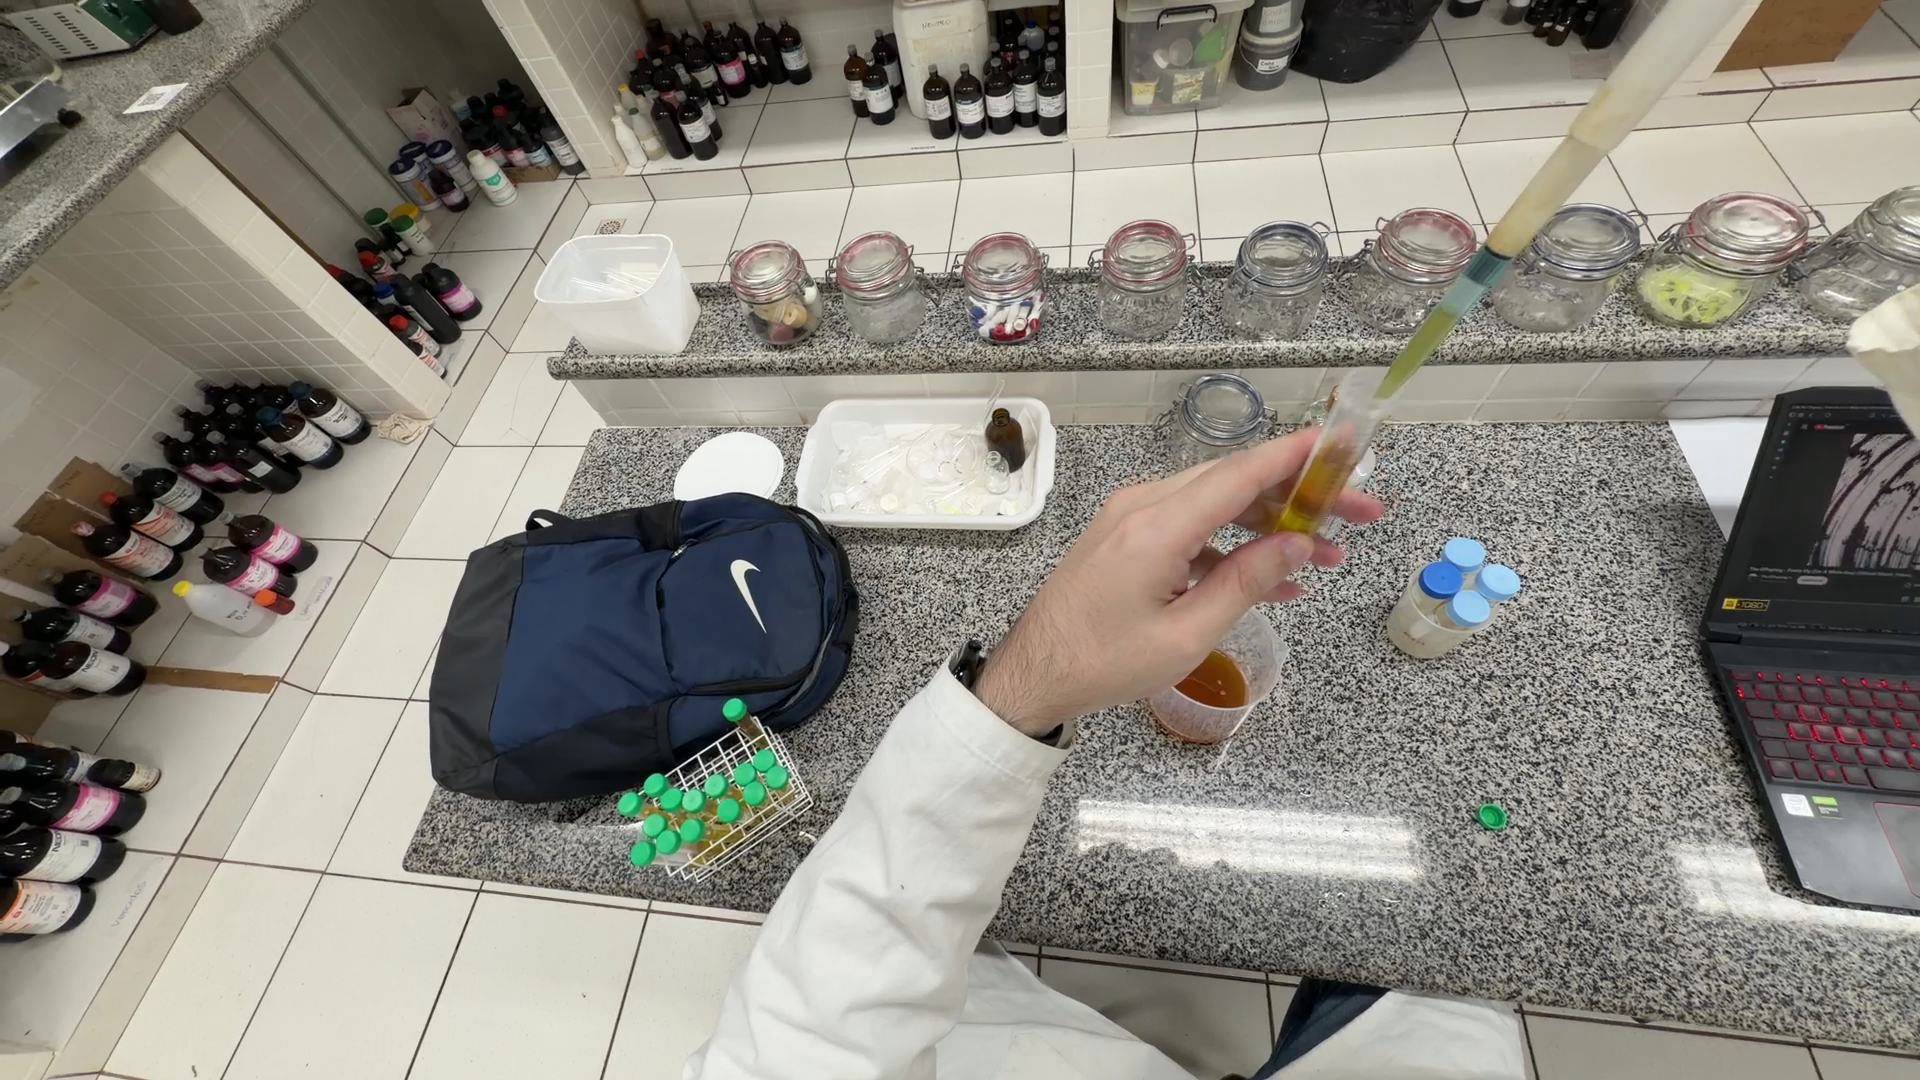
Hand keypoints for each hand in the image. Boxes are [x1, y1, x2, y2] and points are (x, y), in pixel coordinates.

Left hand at [972, 429, 1384, 736]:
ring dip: (1269, 526)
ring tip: (1327, 555)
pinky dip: (1229, 548)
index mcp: (1155, 526)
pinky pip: (1188, 531)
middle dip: (1299, 496)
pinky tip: (1271, 579)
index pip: (1239, 473)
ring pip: (1213, 505)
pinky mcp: (1123, 539)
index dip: (1297, 454)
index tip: (1345, 444)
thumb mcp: (1186, 635)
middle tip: (1359, 515)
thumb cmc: (1104, 664)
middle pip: (1232, 484)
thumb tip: (1300, 544)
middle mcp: (1141, 507)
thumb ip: (1246, 583)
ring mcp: (1128, 520)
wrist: (1034, 673)